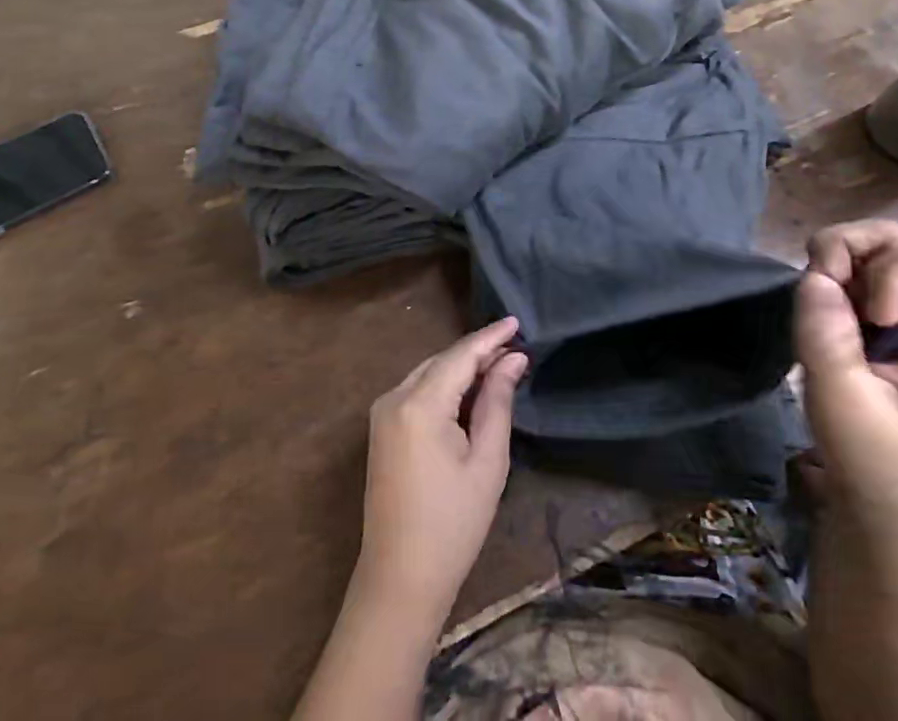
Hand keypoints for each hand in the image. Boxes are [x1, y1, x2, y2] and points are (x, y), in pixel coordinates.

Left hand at [356, 317, 527, 617]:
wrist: (401, 577)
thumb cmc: (454, 522)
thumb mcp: (487, 459)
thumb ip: (498, 401)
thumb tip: (513, 359)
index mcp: (418, 404)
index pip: (460, 356)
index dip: (490, 337)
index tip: (517, 320)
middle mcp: (393, 399)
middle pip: (441, 362)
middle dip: (477, 353)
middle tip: (516, 348)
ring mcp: (381, 415)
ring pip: (428, 375)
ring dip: (461, 369)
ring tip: (500, 366)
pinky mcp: (381, 431)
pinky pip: (417, 393)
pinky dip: (445, 386)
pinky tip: (469, 392)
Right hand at [796, 221, 897, 519]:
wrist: (881, 499)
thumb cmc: (875, 458)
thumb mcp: (843, 401)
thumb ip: (827, 335)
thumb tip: (813, 275)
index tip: (876, 318)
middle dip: (864, 254)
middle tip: (833, 292)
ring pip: (886, 248)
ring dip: (846, 259)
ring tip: (827, 298)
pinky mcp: (896, 318)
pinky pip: (867, 271)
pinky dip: (839, 275)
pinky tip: (829, 308)